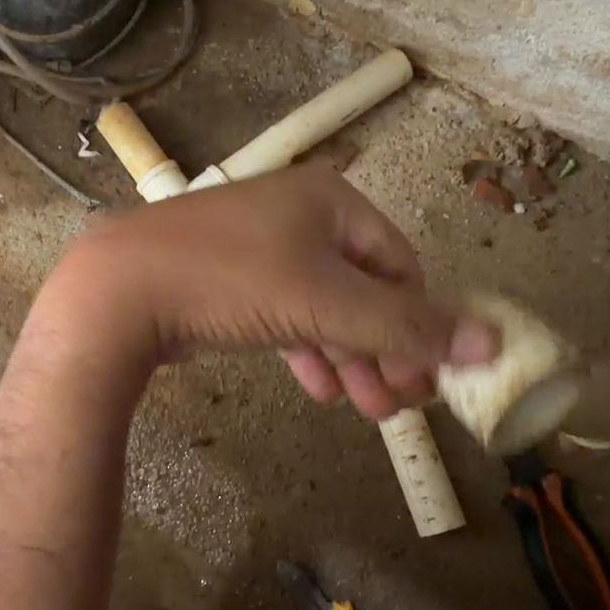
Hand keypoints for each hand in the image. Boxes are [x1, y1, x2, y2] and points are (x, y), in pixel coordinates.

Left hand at [50, 164, 496, 418]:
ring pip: (323, 305)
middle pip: (362, 287)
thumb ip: (407, 327)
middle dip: (383, 348)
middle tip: (399, 404)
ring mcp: (257, 245)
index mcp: (329, 200)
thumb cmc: (230, 281)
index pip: (400, 264)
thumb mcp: (325, 304)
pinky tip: (320, 389)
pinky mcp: (226, 278)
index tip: (428, 378)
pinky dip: (306, 349)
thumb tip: (493, 342)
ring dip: (349, 357)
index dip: (420, 322)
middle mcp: (296, 214)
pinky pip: (285, 312)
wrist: (116, 291)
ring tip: (366, 408)